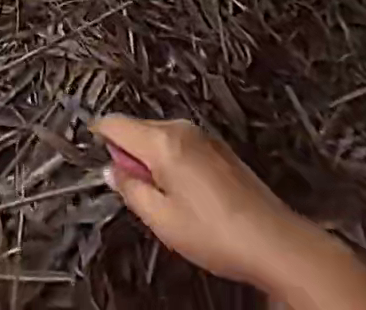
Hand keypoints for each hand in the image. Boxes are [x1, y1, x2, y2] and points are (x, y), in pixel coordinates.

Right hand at [92, 114, 306, 288]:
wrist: (275, 241)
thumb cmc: (214, 233)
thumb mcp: (162, 220)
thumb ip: (130, 189)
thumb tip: (111, 170)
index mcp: (161, 142)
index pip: (115, 123)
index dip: (98, 134)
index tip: (90, 148)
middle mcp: (179, 128)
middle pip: (137, 127)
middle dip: (127, 150)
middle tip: (132, 188)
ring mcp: (201, 135)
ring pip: (158, 135)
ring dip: (149, 156)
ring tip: (163, 197)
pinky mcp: (217, 146)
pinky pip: (179, 142)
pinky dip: (169, 158)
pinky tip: (184, 192)